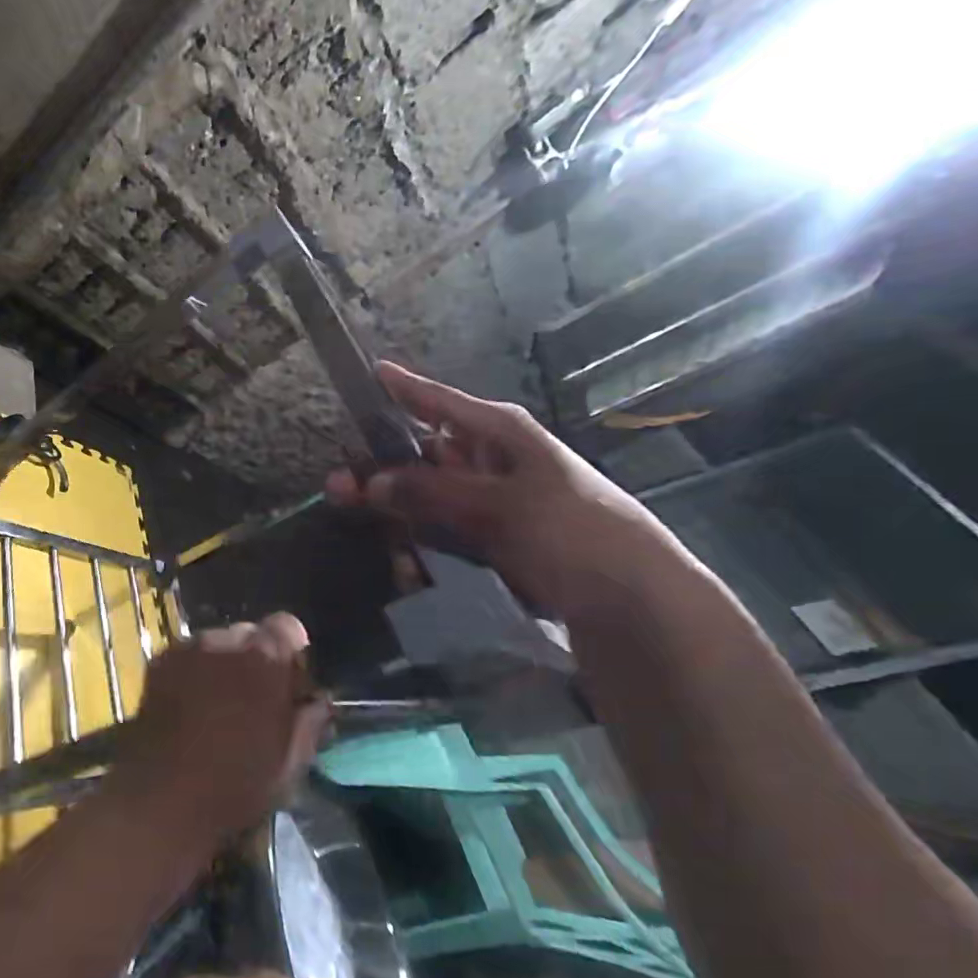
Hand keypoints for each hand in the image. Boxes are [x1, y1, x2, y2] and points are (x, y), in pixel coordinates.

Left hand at [112, 613, 328, 841]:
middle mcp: (223, 640)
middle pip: (249, 633)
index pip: (287, 626)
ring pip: (215, 642)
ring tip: (220, 702)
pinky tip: (191, 703)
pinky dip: (194, 670)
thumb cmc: (236, 783)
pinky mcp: (158, 661)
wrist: (163, 793)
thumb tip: (317, 699)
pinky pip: (186, 654)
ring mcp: (185, 647)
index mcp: (264, 658)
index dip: (291, 653)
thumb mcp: (291, 760)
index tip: (290, 683)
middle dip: (256, 658)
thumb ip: (310, 720)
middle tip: (255, 696)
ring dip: (222, 663)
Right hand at [327, 362, 689, 617]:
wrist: (638, 606)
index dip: (405, 389)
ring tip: (392, 552)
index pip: (441, 403)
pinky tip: (416, 574)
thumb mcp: (502, 507)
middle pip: (420, 458)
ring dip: (398, 523)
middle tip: (339, 490)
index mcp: (502, 436)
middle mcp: (490, 465)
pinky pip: (438, 537)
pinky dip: (421, 553)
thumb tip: (370, 481)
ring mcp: (488, 506)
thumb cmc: (576, 535)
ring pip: (422, 502)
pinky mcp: (488, 544)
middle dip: (380, 475)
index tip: (373, 371)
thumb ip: (430, 492)